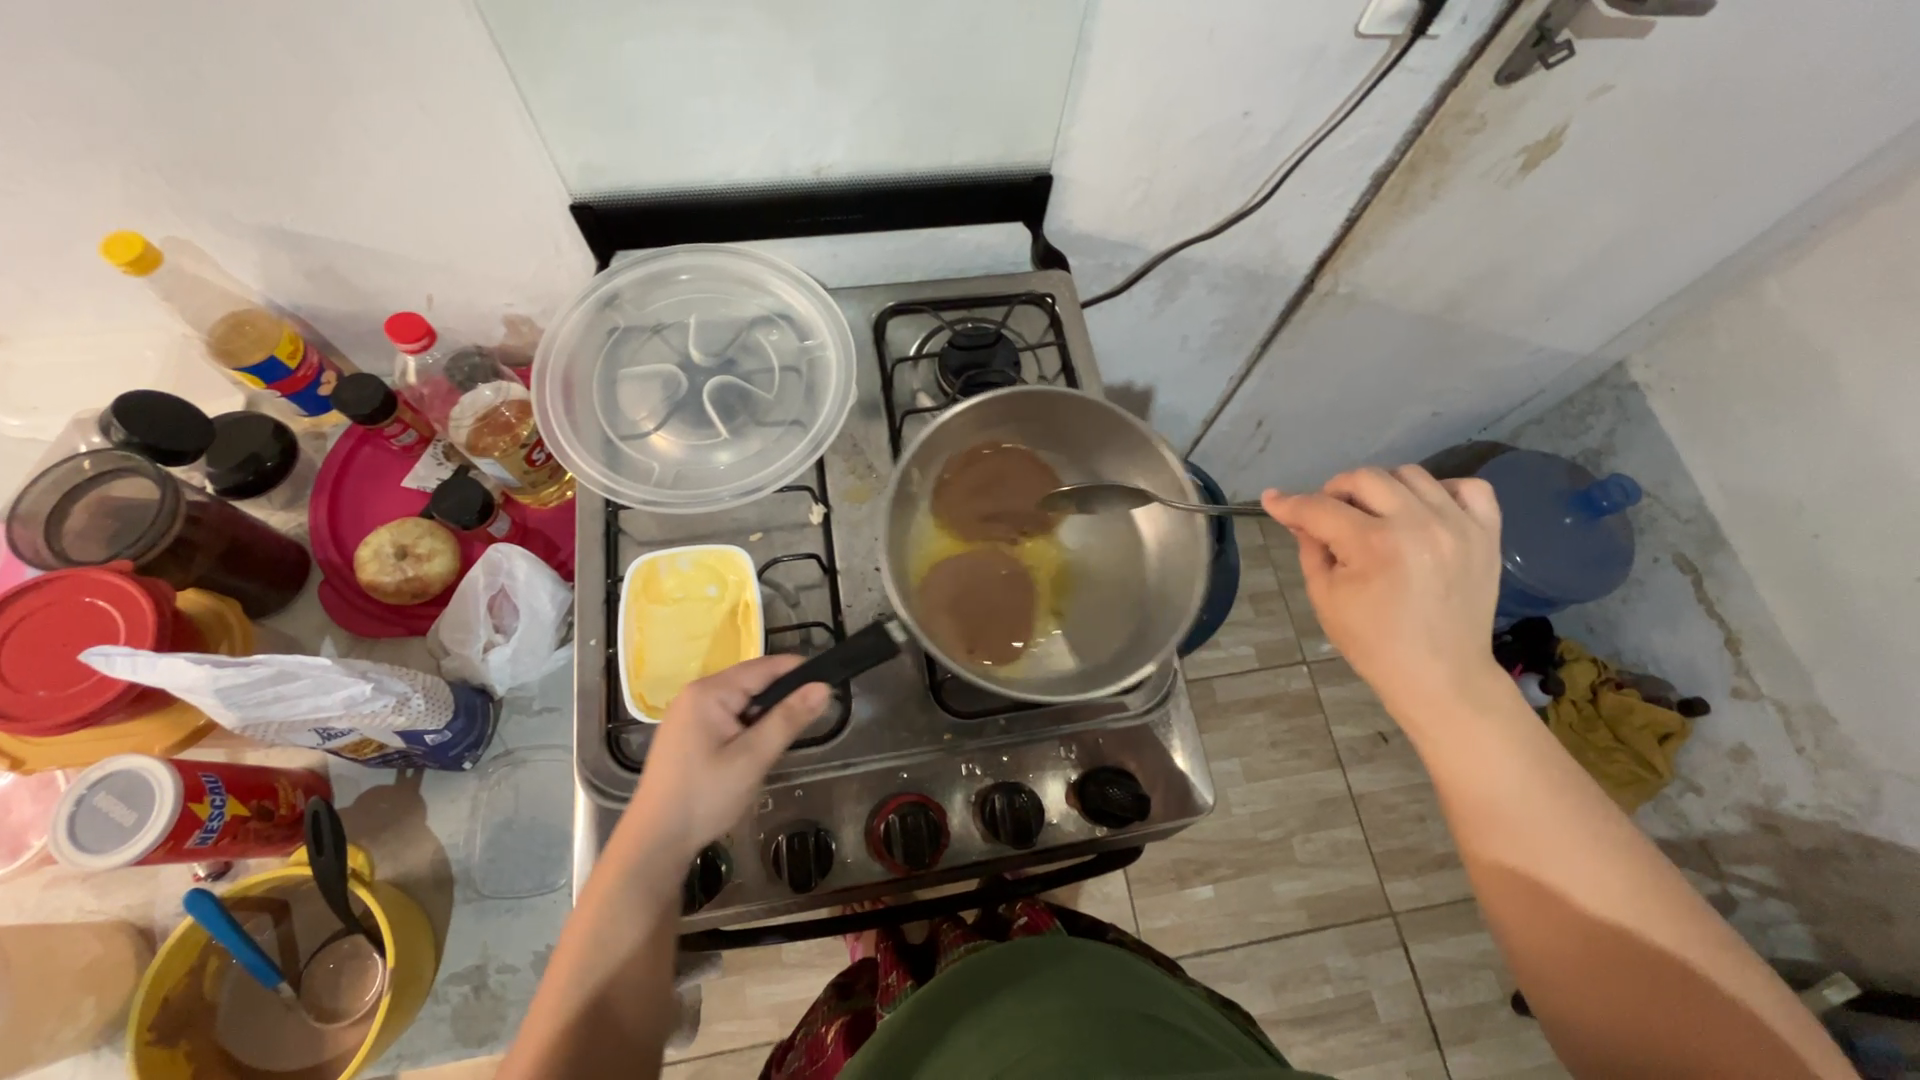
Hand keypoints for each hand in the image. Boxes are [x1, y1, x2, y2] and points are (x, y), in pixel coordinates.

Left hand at [623, 655, 831, 862]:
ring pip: (742, 702)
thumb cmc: (704, 796)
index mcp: (709, 692)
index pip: (764, 667)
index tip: (830, 684)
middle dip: (783, 697)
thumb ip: (788, 719)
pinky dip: (749, 727)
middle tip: (812, 719)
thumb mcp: (753, 758)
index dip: (799, 672)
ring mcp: (689, 714)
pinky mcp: (689, 734)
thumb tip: (823, 687)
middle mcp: (696, 694)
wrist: (656, 839)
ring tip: (788, 738)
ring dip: (766, 715)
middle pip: (753, 682)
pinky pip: (729, 717)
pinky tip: (758, 749)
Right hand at [1262, 465, 1505, 716]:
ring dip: (1382, 489)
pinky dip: (1440, 491)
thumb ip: (1311, 548)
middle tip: (1328, 514)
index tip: (1273, 501)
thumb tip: (1298, 516)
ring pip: (1410, 475)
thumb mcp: (1325, 596)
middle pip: (1364, 478)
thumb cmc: (1374, 642)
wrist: (1440, 674)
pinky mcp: (1486, 533)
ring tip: (1374, 514)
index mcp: (1373, 545)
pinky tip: (1423, 511)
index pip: (1319, 508)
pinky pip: (1467, 487)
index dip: (1289, 503)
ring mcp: (1458, 525)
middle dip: (1335, 491)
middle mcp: (1418, 524)